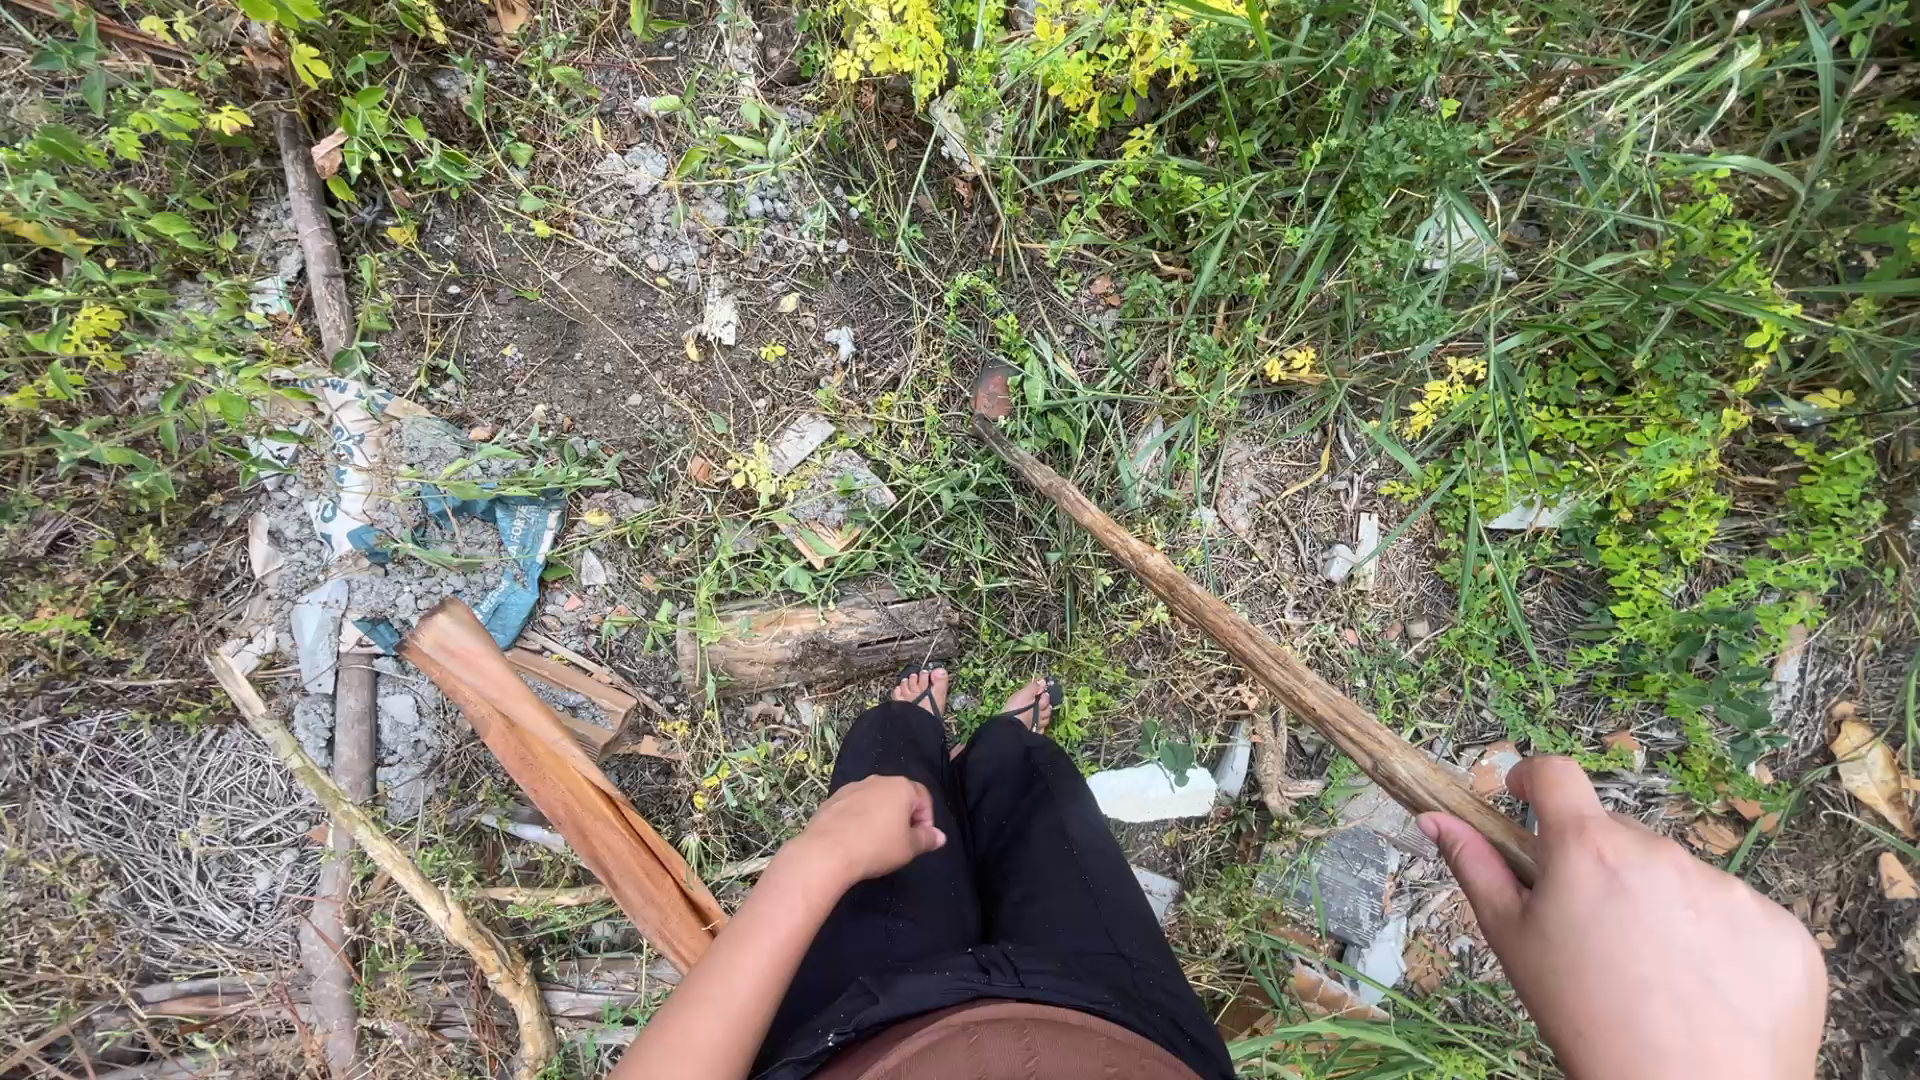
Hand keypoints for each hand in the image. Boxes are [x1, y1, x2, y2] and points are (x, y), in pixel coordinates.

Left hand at [782, 775, 945, 890]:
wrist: (826, 851)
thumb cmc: (876, 847)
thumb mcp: (908, 848)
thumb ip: (927, 839)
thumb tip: (940, 836)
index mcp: (901, 787)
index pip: (923, 797)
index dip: (926, 819)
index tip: (920, 840)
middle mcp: (878, 780)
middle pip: (899, 796)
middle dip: (903, 817)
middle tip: (900, 842)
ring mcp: (853, 787)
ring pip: (875, 800)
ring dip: (880, 816)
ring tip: (875, 842)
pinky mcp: (833, 799)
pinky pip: (854, 807)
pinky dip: (859, 819)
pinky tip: (854, 840)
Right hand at [1420, 756, 1825, 1079]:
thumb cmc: (1580, 1011)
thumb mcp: (1508, 933)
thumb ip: (1472, 862)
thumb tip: (1433, 818)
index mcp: (1588, 847)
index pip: (1555, 774)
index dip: (1533, 778)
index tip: (1525, 799)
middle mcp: (1661, 854)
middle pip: (1615, 831)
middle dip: (1596, 858)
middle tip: (1588, 918)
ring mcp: (1732, 892)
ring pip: (1675, 870)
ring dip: (1655, 894)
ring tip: (1649, 959)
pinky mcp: (1786, 932)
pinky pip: (1737, 909)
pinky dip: (1714, 932)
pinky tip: (1702, 979)